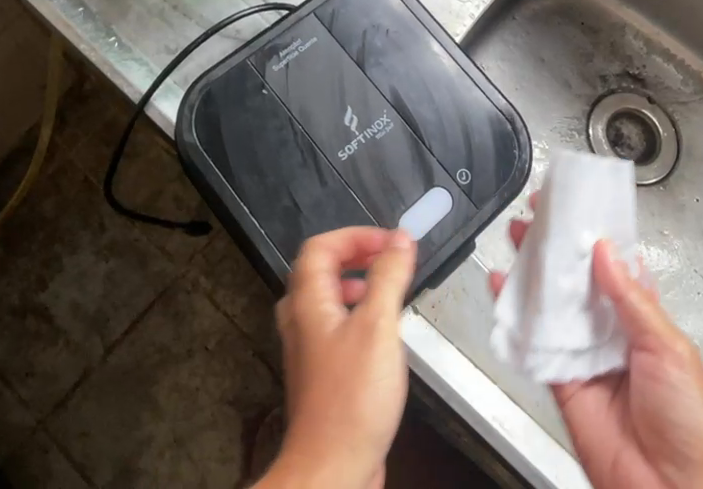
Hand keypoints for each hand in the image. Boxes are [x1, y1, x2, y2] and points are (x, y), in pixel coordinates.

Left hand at [259, 227, 418, 488]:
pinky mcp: (323, 374)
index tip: (392, 241)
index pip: (320, 247)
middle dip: (358, 256)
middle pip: (321, 270)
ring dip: (359, 286)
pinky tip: (385, 335)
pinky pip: (337, 328)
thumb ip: (389, 277)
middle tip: (391, 259)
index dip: (355, 236)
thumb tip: (401, 239)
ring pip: (329, 300)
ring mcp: (310, 349)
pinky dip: (360, 316)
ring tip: (390, 292)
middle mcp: (302, 321)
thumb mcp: (379, 326)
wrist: (333, 468)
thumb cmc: (352, 399)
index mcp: (308, 301)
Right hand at [492, 221, 702, 488]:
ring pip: (551, 302)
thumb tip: (604, 251)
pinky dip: (514, 314)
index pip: (613, 265)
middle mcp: (610, 329)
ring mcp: (582, 351)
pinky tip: (502, 288)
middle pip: (575, 278)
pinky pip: (532, 342)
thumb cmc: (689, 421)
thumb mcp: (669, 348)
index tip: (572, 203)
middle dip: (554, 246)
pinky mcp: (559, 377)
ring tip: (514, 237)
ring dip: (532, 271)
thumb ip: (632, 300)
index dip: (592, 234)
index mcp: (643, 316)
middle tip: (534, 214)